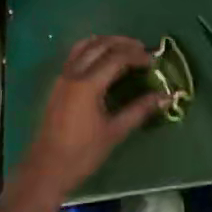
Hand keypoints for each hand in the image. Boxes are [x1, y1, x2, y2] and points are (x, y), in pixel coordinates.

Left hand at [18, 36, 160, 201]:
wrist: (46, 169)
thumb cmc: (82, 154)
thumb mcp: (115, 132)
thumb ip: (139, 110)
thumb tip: (165, 96)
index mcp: (88, 84)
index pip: (116, 58)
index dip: (137, 56)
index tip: (153, 60)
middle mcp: (73, 74)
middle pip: (100, 45)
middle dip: (123, 43)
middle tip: (142, 49)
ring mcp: (63, 77)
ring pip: (85, 46)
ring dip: (106, 42)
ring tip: (124, 48)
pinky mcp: (58, 83)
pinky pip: (75, 55)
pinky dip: (91, 49)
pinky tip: (102, 58)